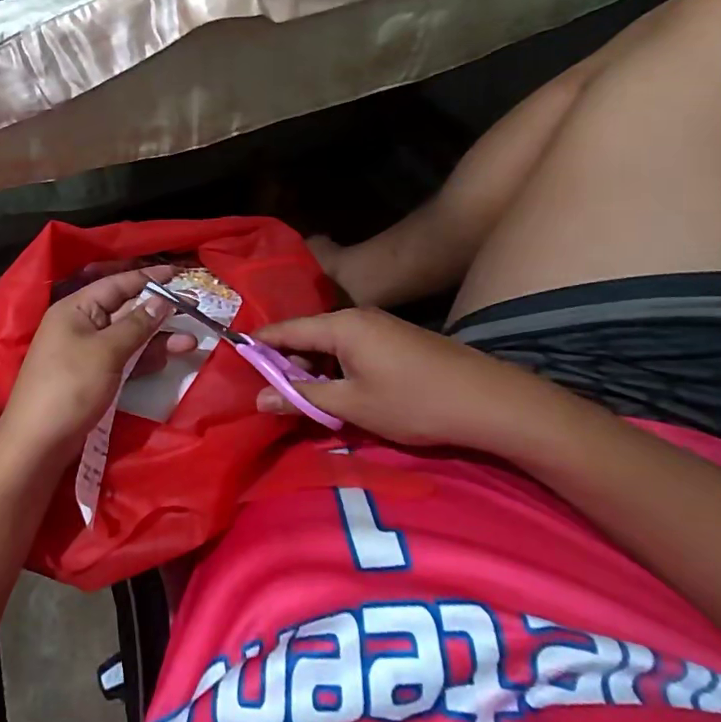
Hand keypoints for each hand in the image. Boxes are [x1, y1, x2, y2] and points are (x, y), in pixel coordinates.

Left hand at [0, 266, 185, 466]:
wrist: (37, 444)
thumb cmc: (70, 387)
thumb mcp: (107, 351)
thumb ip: (137, 324)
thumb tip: (162, 301)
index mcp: (76, 309)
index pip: (117, 284)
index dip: (149, 278)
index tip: (178, 274)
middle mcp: (81, 324)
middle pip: (126, 309)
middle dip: (159, 310)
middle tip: (194, 308)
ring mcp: (88, 352)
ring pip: (130, 336)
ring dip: (158, 338)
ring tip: (190, 343)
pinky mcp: (94, 375)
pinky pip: (125, 358)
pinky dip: (145, 358)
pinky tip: (166, 359)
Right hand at [251, 308, 542, 450]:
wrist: (486, 399)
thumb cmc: (413, 402)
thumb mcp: (352, 404)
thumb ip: (304, 397)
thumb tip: (259, 397)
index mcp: (341, 325)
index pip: (287, 329)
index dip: (259, 344)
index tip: (235, 356)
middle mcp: (358, 316)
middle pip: (308, 334)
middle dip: (286, 361)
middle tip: (267, 390)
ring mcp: (380, 325)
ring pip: (331, 343)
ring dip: (313, 367)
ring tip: (299, 396)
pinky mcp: (396, 338)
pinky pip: (352, 347)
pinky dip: (336, 366)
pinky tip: (336, 390)